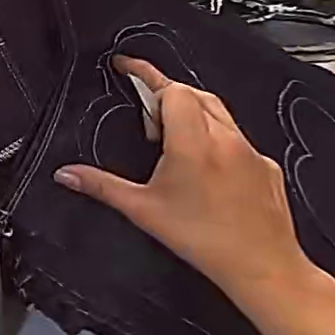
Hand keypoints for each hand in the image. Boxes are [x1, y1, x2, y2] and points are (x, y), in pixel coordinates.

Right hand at [54, 55, 318, 300]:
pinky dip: (216, 137)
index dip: (146, 75)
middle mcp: (224, 139)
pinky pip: (237, 136)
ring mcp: (249, 150)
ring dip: (191, 112)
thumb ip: (101, 186)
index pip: (171, 89)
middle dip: (165, 97)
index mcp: (192, 143)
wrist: (263, 268)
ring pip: (217, 111)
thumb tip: (69, 174)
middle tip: (147, 122)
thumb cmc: (206, 241)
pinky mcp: (265, 165)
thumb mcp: (142, 210)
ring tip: (172, 140)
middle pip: (192, 93)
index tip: (128, 67)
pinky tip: (205, 164)